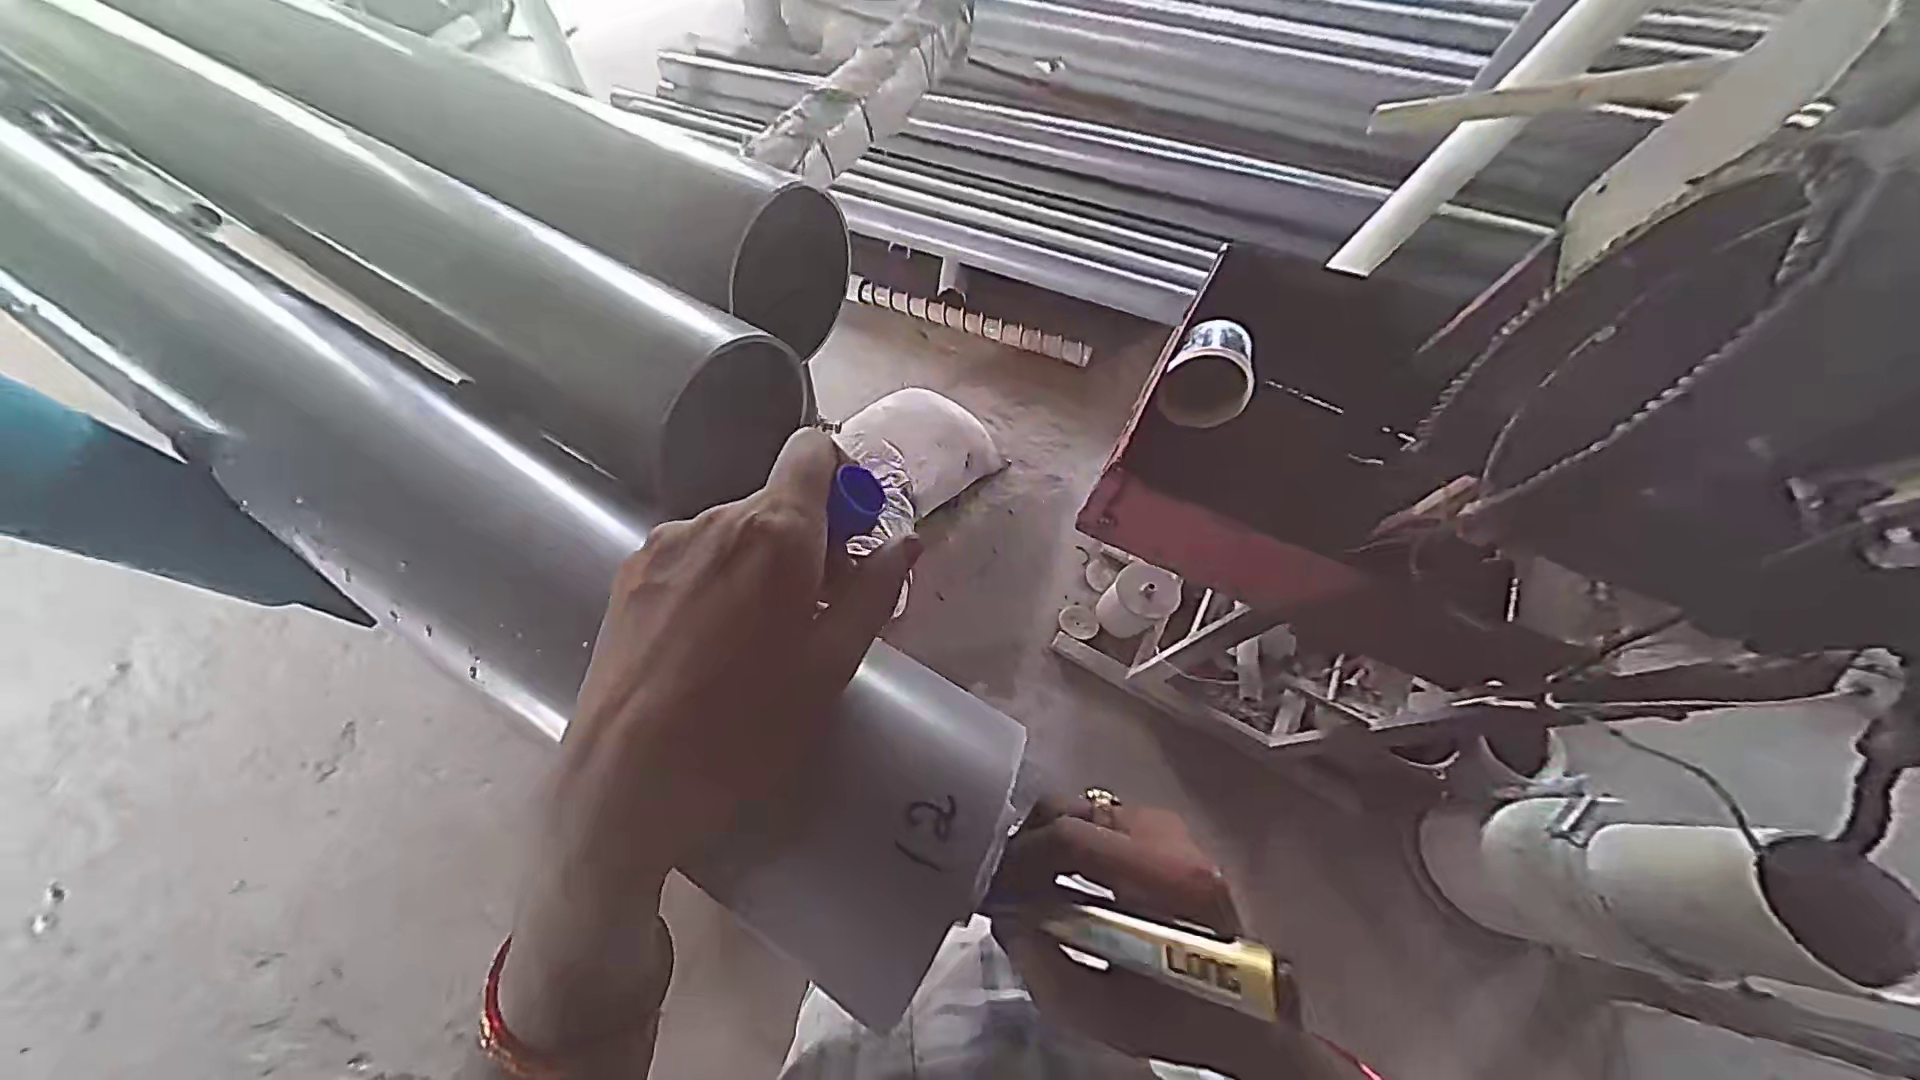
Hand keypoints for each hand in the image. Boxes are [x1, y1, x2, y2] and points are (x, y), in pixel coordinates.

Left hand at [500, 429, 920, 1060]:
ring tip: (758, 631)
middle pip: (779, 496)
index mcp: (776, 531)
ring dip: (763, 558)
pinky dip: (721, 572)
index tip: (850, 533)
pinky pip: (696, 550)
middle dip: (810, 534)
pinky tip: (711, 637)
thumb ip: (875, 590)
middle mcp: (717, 517)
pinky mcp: (631, 571)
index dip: (842, 478)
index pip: (812, 450)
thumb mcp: (832, 662)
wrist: (627, 778)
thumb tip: (907, 542)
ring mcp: (666, 542)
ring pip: (737, 526)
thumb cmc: (749, 724)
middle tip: (817, 604)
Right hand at [993, 799, 1364, 1079]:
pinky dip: (1065, 839)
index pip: (1070, 838)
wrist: (1245, 1010)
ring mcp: (1164, 822)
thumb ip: (1044, 966)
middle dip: (1024, 844)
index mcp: (1166, 875)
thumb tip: (1002, 915)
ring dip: (1043, 839)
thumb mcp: (1106, 1013)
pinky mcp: (1159, 825)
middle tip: (1001, 881)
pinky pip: (1093, 817)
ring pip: (1078, 808)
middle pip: (1068, 810)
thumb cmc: (1180, 1016)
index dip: (1020, 858)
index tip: (990, 885)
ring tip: (1026, 880)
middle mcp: (1166, 832)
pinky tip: (1058, 875)